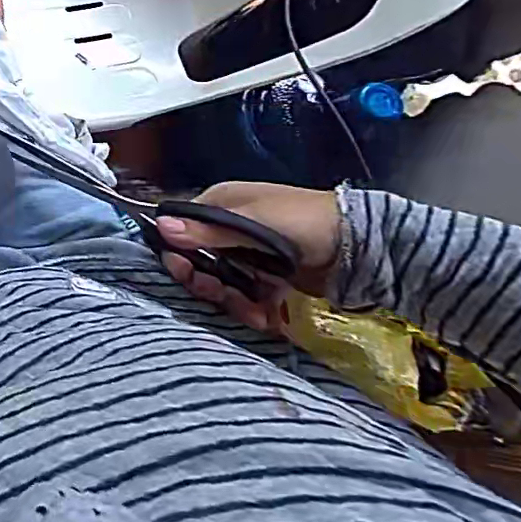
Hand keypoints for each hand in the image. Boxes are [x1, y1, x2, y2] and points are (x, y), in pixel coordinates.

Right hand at [157, 182, 341, 333]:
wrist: (360, 245)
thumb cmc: (303, 222)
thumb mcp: (254, 223)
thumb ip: (208, 229)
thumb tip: (160, 225)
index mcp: (221, 204)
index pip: (183, 229)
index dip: (179, 252)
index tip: (184, 272)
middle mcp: (229, 227)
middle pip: (199, 259)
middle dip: (207, 282)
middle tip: (219, 295)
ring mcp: (249, 252)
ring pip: (222, 280)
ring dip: (232, 300)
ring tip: (252, 314)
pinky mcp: (267, 274)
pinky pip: (246, 293)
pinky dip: (252, 307)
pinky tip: (266, 318)